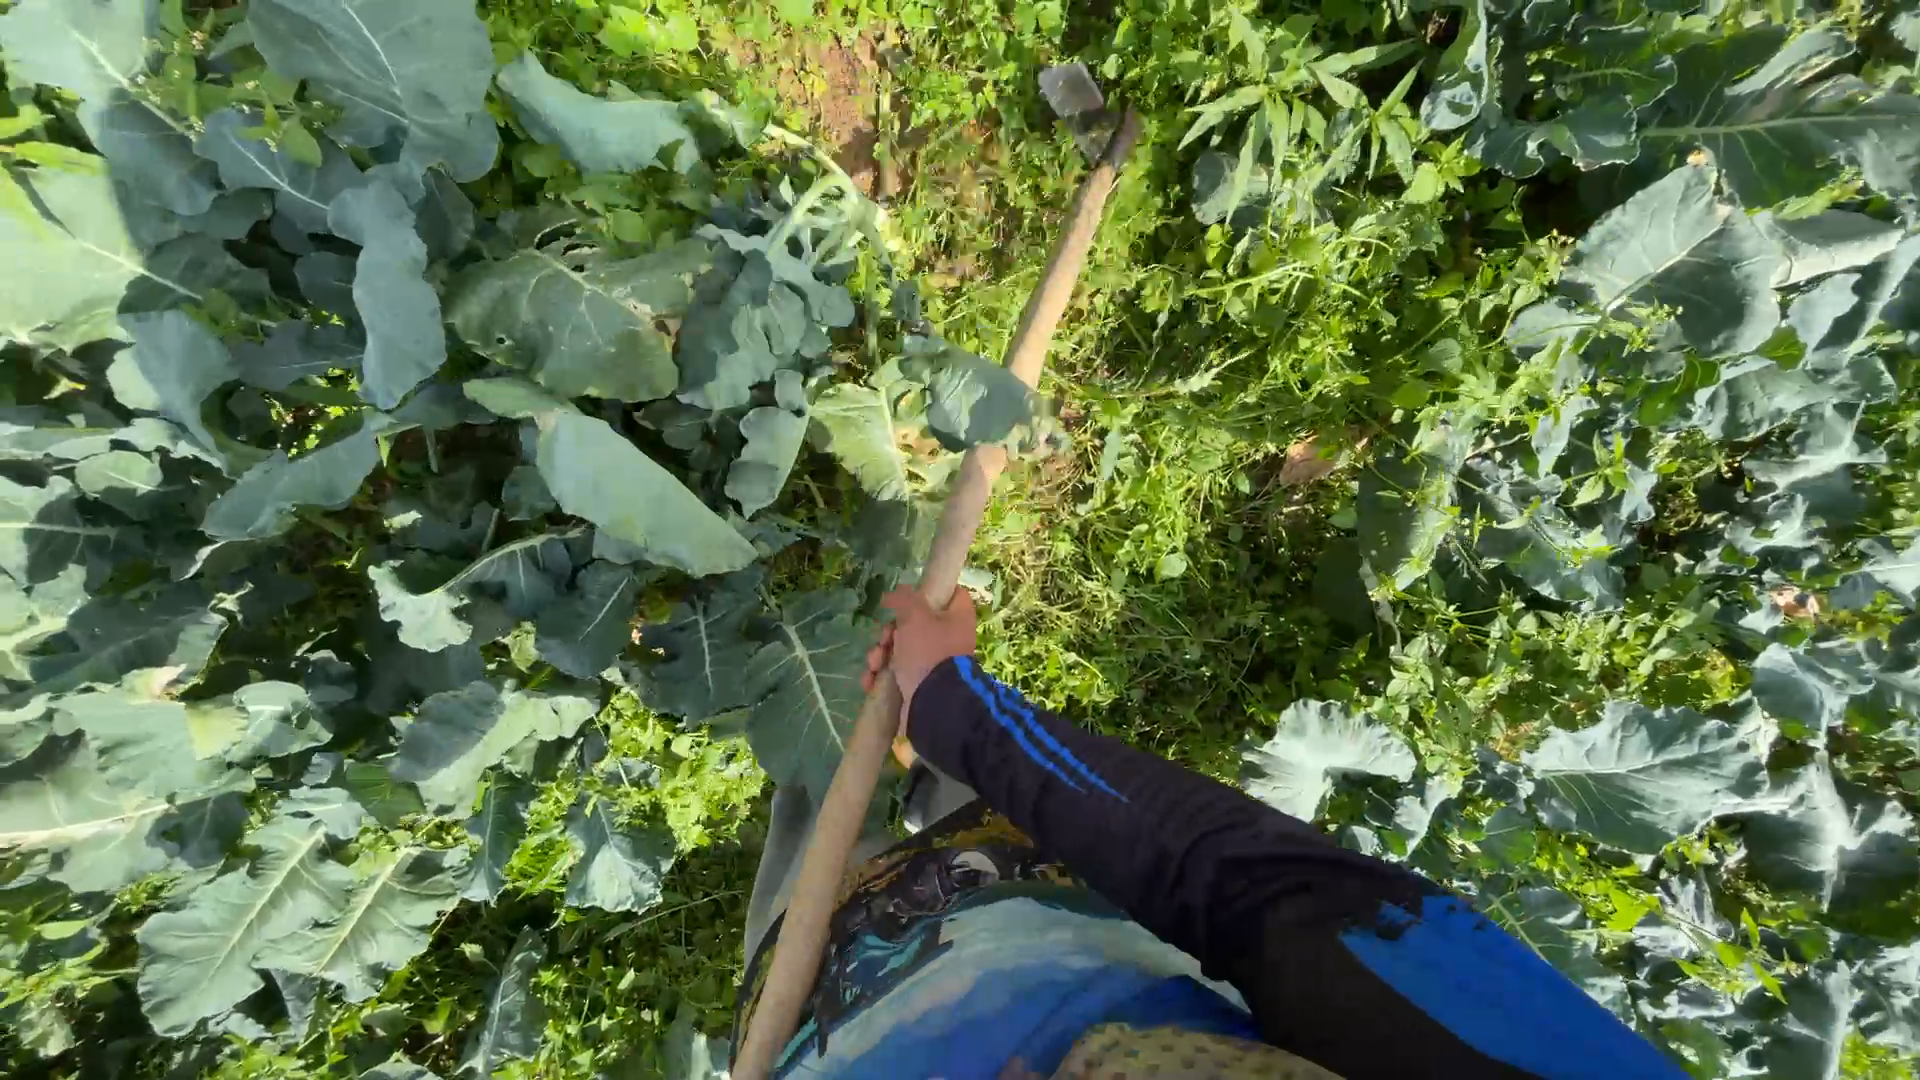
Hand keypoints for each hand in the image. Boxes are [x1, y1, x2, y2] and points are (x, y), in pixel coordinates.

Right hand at [863, 587, 977, 739]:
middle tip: (885, 639)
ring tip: (875, 664)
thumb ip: (905, 598)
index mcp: (957, 618)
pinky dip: (881, 675)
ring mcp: (934, 664)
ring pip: (900, 649)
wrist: (933, 705)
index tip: (907, 597)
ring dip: (880, 655)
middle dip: (890, 632)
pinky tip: (871, 680)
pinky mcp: (919, 685)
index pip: (950, 594)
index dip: (928, 592)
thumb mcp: (916, 616)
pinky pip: (895, 673)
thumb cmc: (929, 652)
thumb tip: (897, 592)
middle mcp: (948, 639)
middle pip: (915, 623)